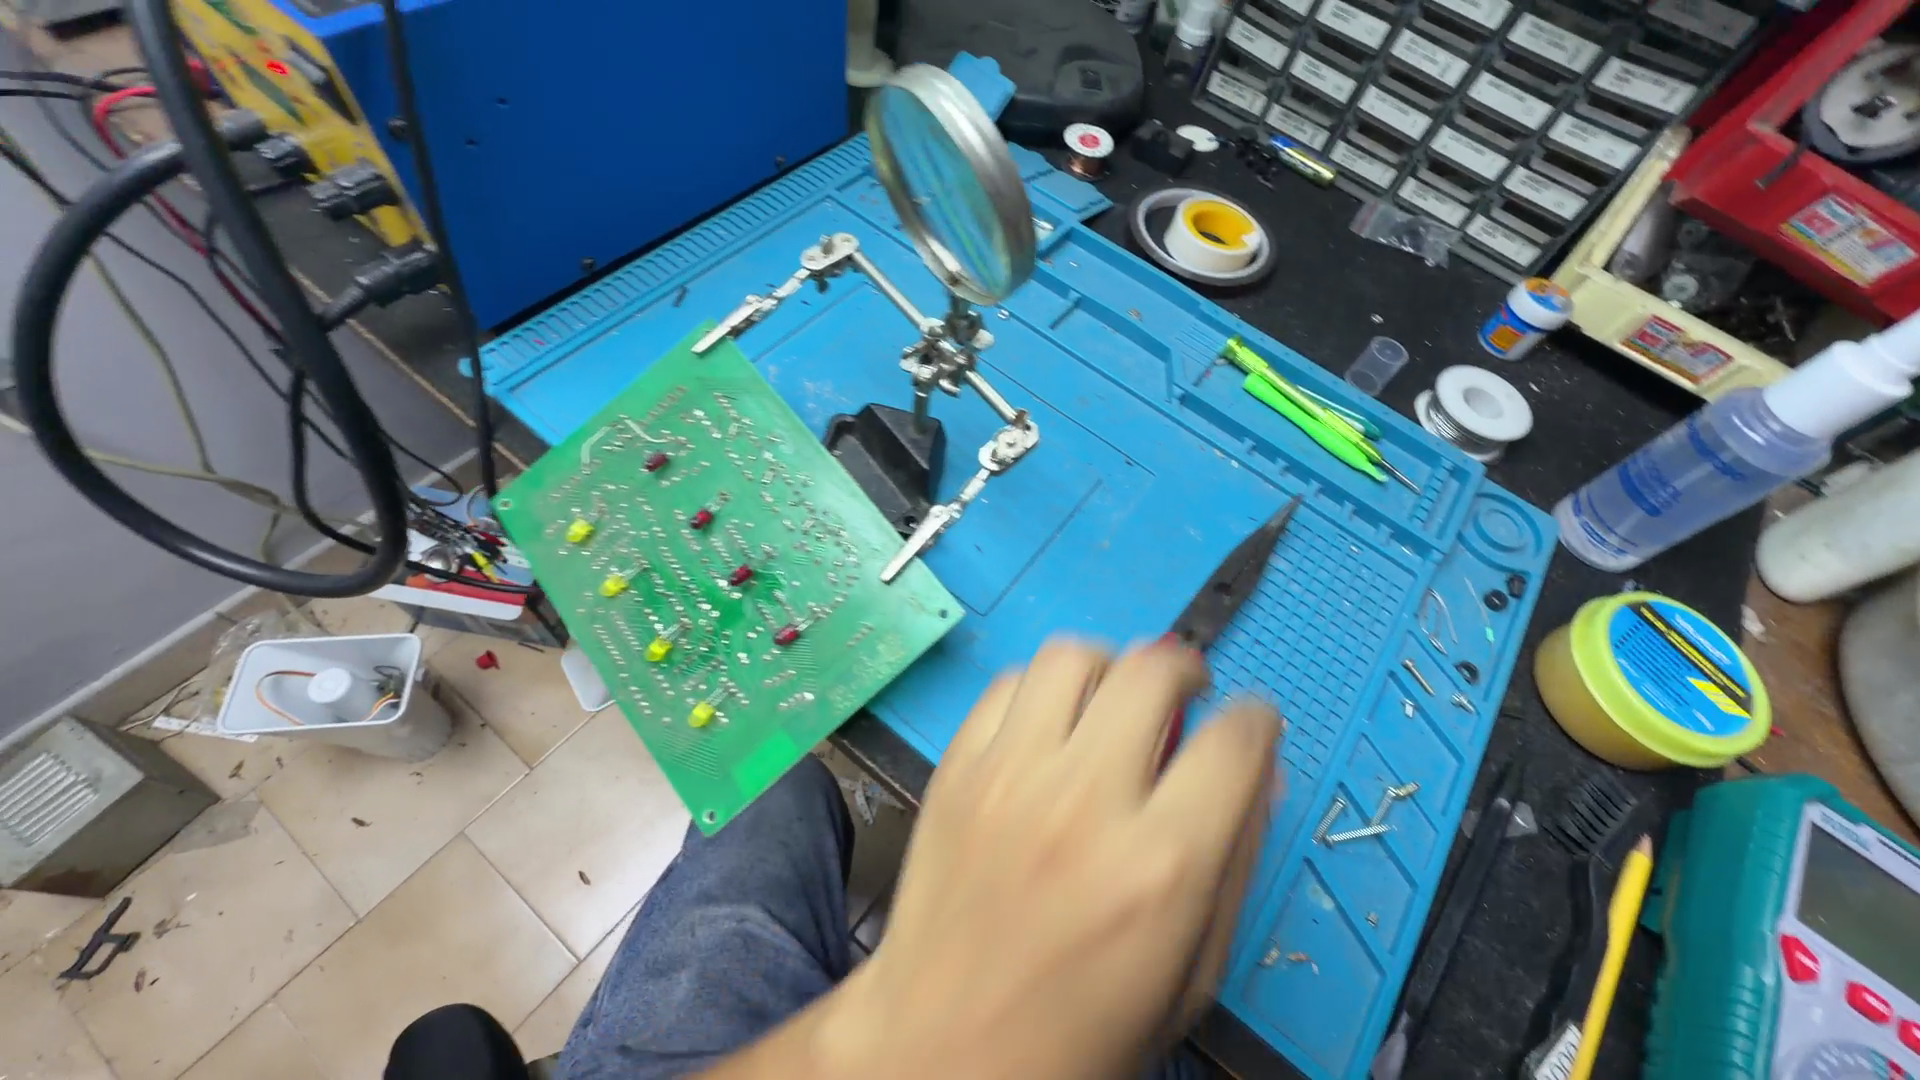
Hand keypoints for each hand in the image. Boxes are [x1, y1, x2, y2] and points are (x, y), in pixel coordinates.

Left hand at [827, 638, 1283, 1077]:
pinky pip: (1005, 685)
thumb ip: (1236, 859)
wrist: (947, 1044)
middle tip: (1183, 693)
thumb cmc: (1080, 1025)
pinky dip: (1040, 689)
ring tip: (1112, 700)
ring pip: (1071, 656)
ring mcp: (1009, 775)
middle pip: (1151, 670)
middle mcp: (1083, 800)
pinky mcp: (955, 768)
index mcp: (1160, 864)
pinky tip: (1048, 723)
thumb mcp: (1193, 970)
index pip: (1235, 739)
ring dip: (1108, 667)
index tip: (1247, 726)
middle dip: (1185, 669)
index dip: (1256, 720)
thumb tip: (1257, 768)